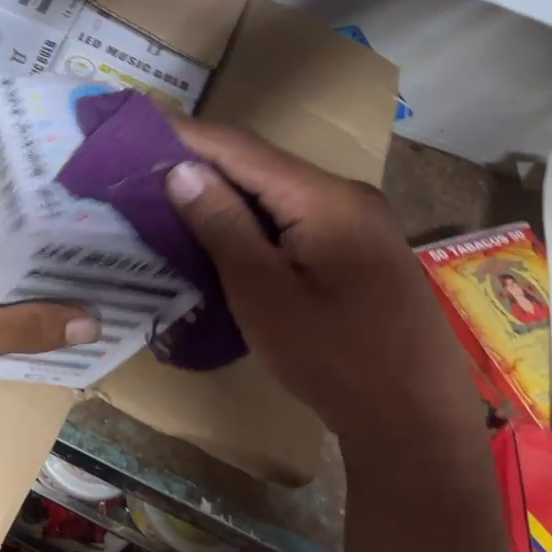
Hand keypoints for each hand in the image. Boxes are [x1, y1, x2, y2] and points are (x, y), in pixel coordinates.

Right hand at [165, 120, 479, 449]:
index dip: (185, 135)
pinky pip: (295, 218)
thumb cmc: (332, 357)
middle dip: (200, 162)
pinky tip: (221, 231)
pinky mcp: (361, 254)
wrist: (416, 425)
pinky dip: (252, 218)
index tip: (135, 126)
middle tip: (141, 166)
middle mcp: (349, 198)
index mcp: (326, 199)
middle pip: (261, 166)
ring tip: (168, 195)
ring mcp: (361, 226)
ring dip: (224, 192)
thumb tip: (181, 169)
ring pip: (277, 193)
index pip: (241, 148)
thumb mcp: (262, 291)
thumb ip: (221, 224)